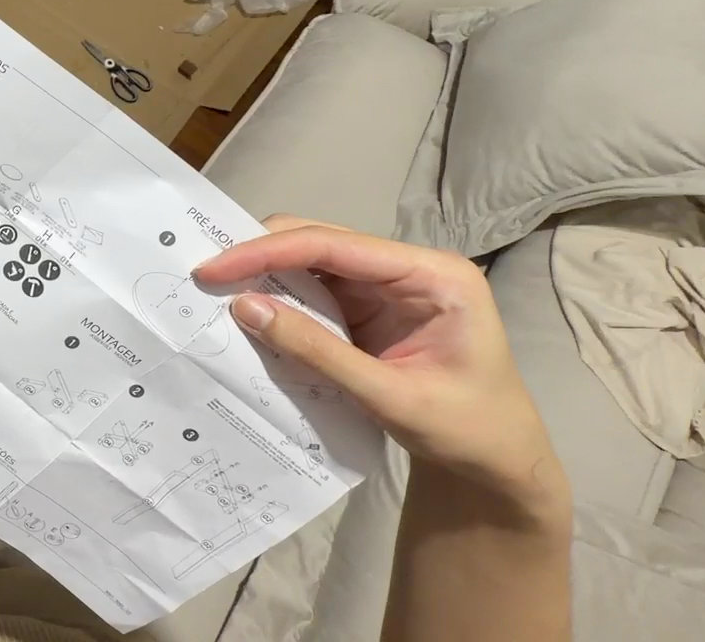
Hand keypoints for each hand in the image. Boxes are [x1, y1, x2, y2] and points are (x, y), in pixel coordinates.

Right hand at [195, 216, 565, 512]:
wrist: (497, 466)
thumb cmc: (466, 432)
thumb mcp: (391, 397)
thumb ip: (317, 350)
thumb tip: (243, 307)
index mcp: (432, 275)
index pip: (334, 244)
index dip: (267, 250)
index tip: (215, 267)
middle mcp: (405, 267)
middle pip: (315, 239)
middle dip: (258, 253)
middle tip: (206, 275)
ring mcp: (383, 284)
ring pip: (306, 257)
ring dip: (262, 271)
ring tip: (217, 287)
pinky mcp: (363, 304)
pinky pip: (308, 284)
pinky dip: (274, 292)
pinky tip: (247, 303)